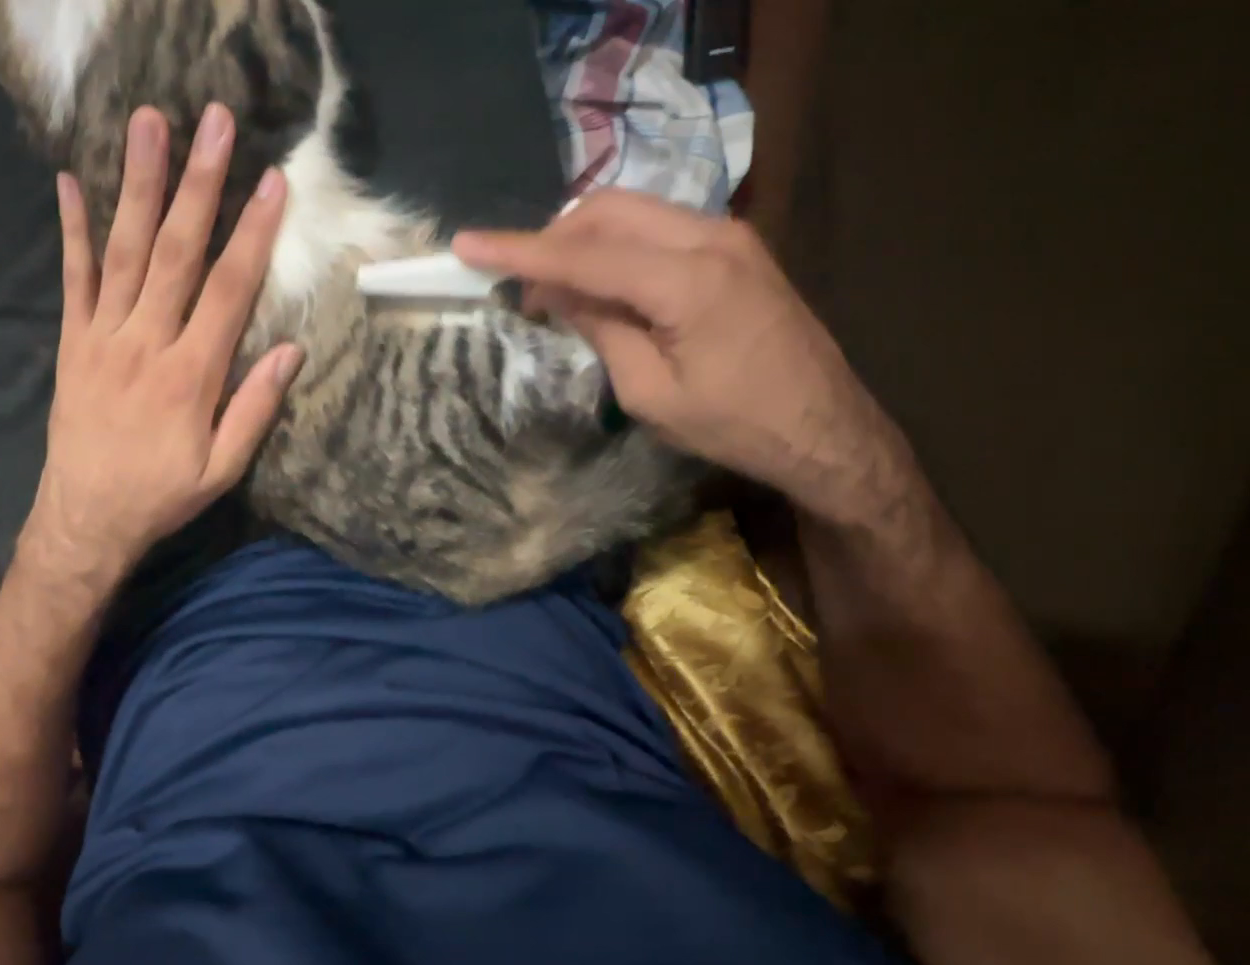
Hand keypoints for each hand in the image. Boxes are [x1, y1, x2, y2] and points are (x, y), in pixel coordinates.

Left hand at [19, 104, 300, 589]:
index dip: (252, 234)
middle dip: (199, 185)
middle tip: (214, 122)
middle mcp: (146, 343)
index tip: (272, 182)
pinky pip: (73, 281)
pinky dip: (73, 232)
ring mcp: (103, 338)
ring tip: (148, 126)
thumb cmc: (162, 495)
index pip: (228, 290)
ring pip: (123, 252)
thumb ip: (255, 408)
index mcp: (191, 374)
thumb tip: (291, 350)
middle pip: (176, 253)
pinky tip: (69, 184)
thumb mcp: (223, 469)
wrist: (85, 520)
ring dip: (137, 185)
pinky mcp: (72, 344)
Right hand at [454, 190, 914, 527]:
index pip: (585, 255)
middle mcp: (711, 239)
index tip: (466, 244)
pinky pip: (658, 228)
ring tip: (555, 288)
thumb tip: (559, 293)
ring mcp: (729, 237)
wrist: (825, 428)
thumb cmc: (734, 426)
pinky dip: (617, 246)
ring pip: (634, 211)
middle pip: (608, 210)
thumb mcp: (650, 394)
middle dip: (553, 236)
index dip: (520, 251)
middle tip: (521, 285)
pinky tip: (602, 282)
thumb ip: (602, 331)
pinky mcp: (736, 248)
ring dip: (584, 239)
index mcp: (688, 282)